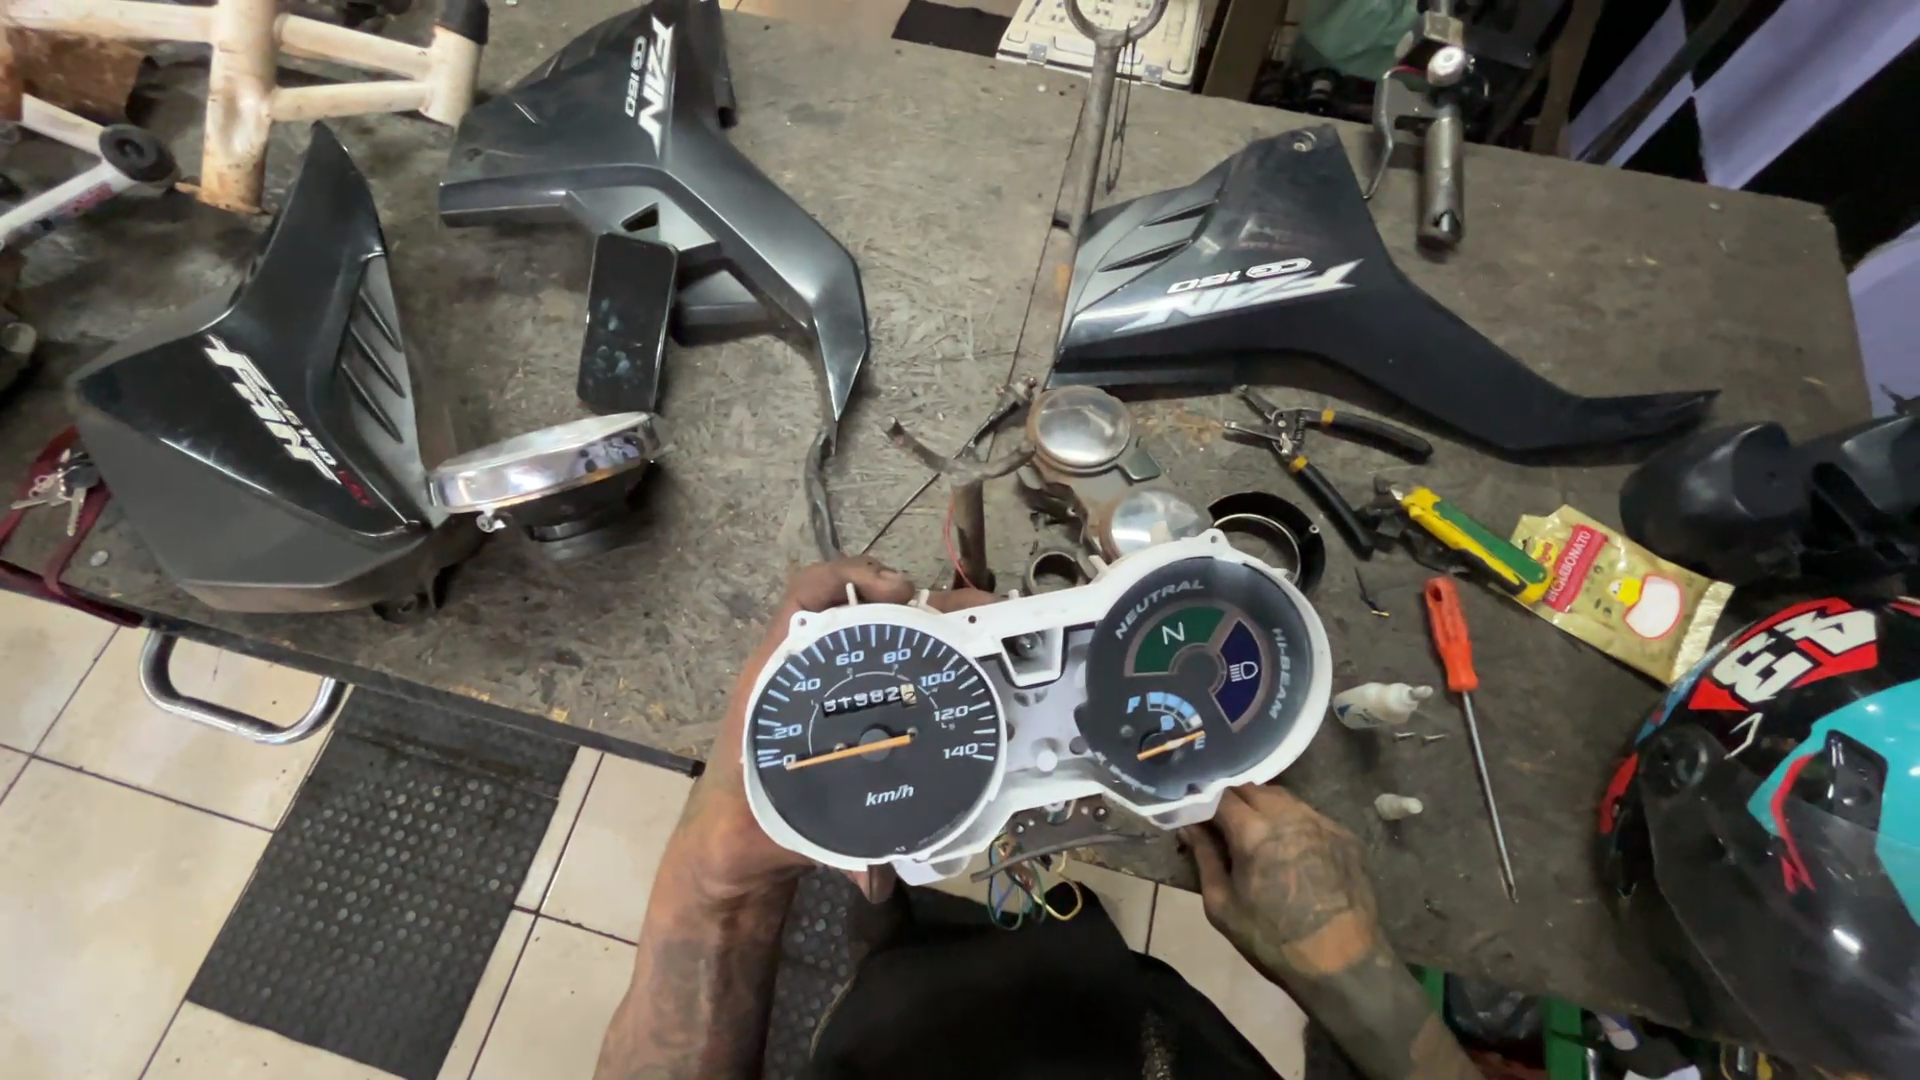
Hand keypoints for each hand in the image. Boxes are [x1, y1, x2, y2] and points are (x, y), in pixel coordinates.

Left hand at [667, 556, 995, 904]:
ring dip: (929, 624)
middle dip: (924, 602)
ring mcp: (828, 683)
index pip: (809, 594)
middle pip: (865, 608)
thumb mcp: (786, 825)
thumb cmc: (743, 824)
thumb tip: (877, 877)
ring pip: (881, 633)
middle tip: (977, 614)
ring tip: (978, 635)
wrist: (731, 844)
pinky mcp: (845, 705)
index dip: (854, 578)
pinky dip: (920, 656)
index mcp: (777, 675)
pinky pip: (884, 665)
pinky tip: (953, 672)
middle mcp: (806, 669)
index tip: (902, 590)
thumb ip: (826, 850)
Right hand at [1181, 785, 1382, 983]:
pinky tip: (1287, 842)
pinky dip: (1290, 818)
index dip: (1203, 800)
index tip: (1193, 811)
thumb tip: (1189, 824)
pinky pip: (1308, 812)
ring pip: (1281, 795)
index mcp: (1254, 832)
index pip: (1220, 795)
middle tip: (1220, 820)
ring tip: (1252, 827)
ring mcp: (1320, 823)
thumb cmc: (1274, 941)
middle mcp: (1288, 816)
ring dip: (1260, 803)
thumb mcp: (1222, 905)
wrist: (1345, 969)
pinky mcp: (1344, 835)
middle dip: (1231, 798)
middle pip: (1250, 788)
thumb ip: (1204, 856)